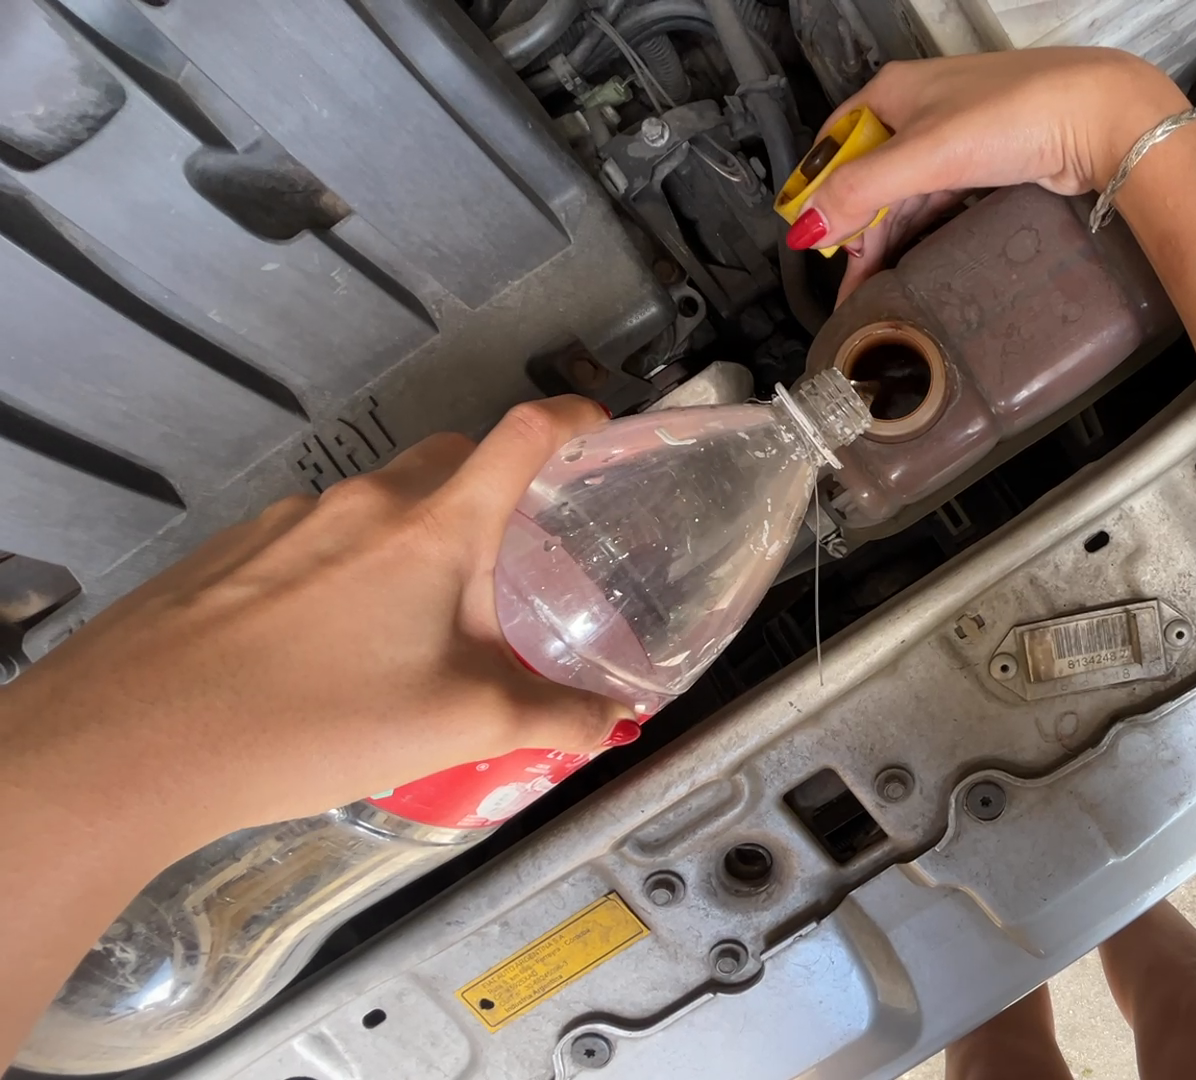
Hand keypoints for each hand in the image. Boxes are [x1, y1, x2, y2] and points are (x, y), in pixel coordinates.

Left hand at [0, 396, 632, 854]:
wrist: (111, 759)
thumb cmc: (320, 721)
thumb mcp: (466, 725)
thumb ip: (561, 717)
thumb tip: (621, 720)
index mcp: (437, 527)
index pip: (522, 436)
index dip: (571, 415)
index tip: (599, 424)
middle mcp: (367, 502)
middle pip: (454, 453)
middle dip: (498, 478)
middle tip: (517, 543)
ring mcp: (288, 519)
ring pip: (384, 493)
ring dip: (423, 524)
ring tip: (425, 603)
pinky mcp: (228, 549)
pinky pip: (321, 527)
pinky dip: (357, 553)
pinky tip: (338, 628)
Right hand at [785, 47, 1191, 301]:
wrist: (1098, 118)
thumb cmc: (1008, 120)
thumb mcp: (924, 154)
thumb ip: (863, 191)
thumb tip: (804, 229)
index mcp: (891, 96)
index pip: (837, 148)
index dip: (822, 197)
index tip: (816, 247)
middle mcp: (917, 113)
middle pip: (870, 179)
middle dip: (856, 233)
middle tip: (849, 289)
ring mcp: (953, 140)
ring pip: (904, 196)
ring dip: (886, 241)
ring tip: (872, 291)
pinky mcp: (983, 166)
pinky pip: (935, 204)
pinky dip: (918, 233)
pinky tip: (909, 263)